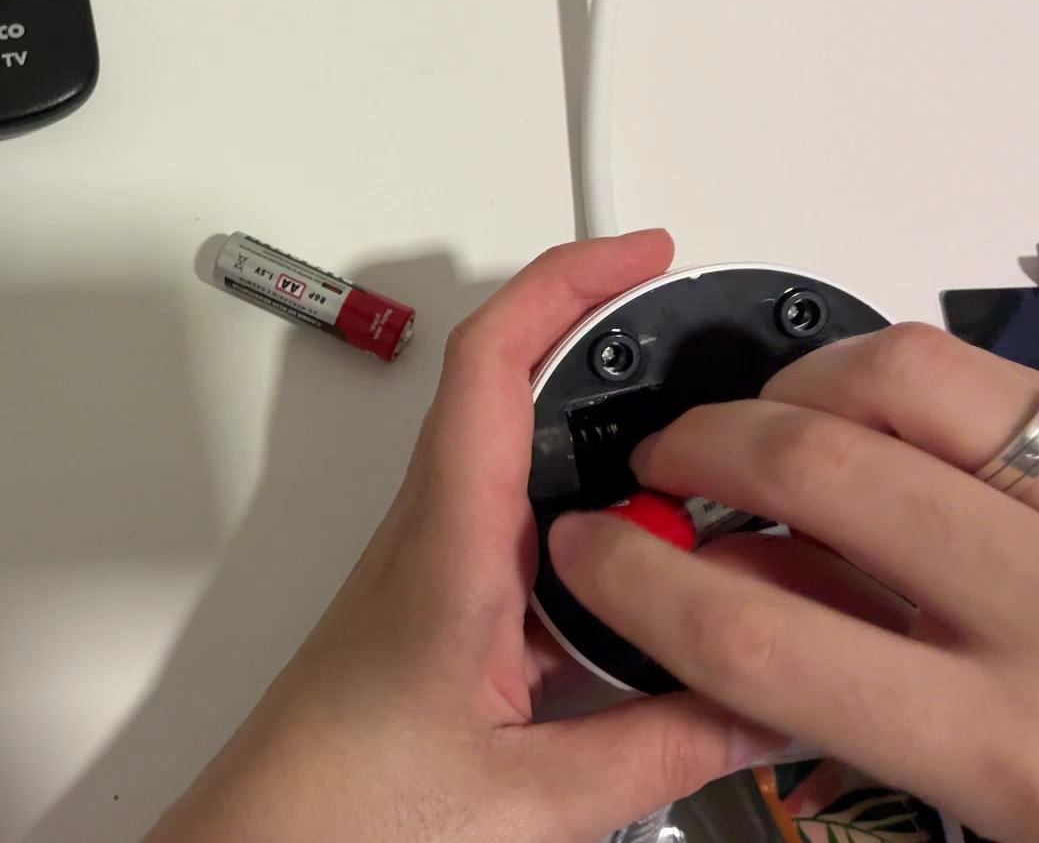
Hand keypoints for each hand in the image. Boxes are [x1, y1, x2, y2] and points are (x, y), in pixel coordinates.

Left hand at [147, 231, 784, 842]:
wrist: (276, 825)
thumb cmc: (352, 801)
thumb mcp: (534, 793)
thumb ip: (658, 742)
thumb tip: (762, 695)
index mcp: (449, 542)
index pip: (490, 365)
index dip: (561, 286)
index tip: (638, 252)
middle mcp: (435, 521)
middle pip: (504, 377)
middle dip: (591, 325)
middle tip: (690, 323)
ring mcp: (435, 543)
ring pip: (514, 438)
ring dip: (594, 410)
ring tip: (699, 433)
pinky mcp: (441, 575)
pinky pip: (517, 500)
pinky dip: (584, 485)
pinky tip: (644, 530)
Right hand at [550, 322, 1038, 842]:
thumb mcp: (982, 809)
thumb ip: (829, 680)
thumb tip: (716, 578)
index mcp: (1038, 756)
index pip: (742, 634)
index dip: (628, 575)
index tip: (591, 544)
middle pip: (794, 470)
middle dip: (684, 451)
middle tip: (664, 465)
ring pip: (881, 377)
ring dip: (776, 392)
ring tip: (758, 423)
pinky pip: (976, 367)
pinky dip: (872, 370)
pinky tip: (858, 413)